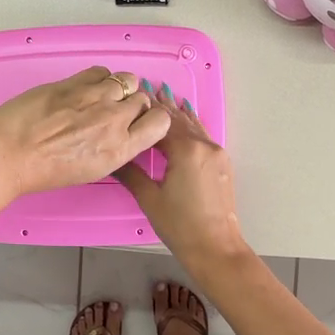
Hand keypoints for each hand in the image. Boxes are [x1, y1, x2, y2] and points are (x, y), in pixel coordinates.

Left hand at [0, 67, 171, 197]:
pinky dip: (100, 78)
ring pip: (127, 80)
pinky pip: (101, 72)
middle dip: (134, 104)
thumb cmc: (43, 170)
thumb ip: (113, 149)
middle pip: (143, 99)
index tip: (142, 121)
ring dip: (120, 88)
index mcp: (121, 149)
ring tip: (102, 98)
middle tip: (117, 111)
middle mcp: (114, 120)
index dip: (152, 120)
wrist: (10, 152)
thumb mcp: (90, 171)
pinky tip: (86, 89)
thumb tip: (120, 136)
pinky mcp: (75, 82)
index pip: (160, 123)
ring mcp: (95, 97)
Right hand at [113, 96, 250, 273]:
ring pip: (194, 126)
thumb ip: (130, 173)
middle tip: (147, 86)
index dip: (146, 110)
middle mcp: (204, 146)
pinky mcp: (222, 164)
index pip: (161, 123)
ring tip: (165, 93)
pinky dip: (191, 125)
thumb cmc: (180, 226)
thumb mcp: (149, 199)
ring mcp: (217, 154)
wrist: (216, 248)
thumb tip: (112, 157)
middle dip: (163, 104)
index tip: (134, 93)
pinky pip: (203, 136)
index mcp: (185, 150)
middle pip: (179, 120)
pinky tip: (187, 117)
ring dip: (178, 112)